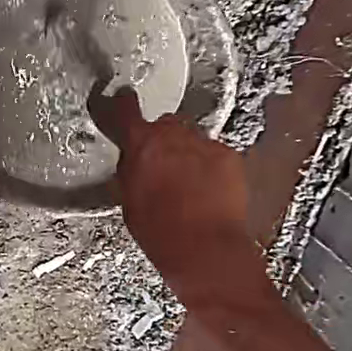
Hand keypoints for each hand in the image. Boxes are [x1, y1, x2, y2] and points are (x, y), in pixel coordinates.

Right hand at [91, 88, 259, 287]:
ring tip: (187, 187)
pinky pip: (214, 153)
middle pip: (164, 125)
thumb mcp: (129, 201)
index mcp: (142, 144)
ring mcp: (204, 144)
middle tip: (161, 168)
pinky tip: (208, 192)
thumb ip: (129, 170)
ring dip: (187, 155)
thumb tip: (132, 160)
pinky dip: (210, 167)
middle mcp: (173, 136)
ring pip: (191, 139)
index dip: (122, 104)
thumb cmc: (161, 233)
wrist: (206, 251)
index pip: (126, 110)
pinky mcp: (228, 156)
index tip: (122, 99)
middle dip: (162, 141)